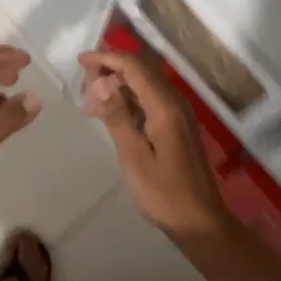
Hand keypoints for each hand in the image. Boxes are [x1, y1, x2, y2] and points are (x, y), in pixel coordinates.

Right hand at [78, 50, 232, 241]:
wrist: (200, 221)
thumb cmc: (163, 192)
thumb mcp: (133, 155)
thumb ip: (117, 116)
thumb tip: (101, 82)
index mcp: (164, 106)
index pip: (134, 66)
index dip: (107, 58)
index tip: (81, 61)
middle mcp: (175, 101)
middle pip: (141, 70)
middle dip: (111, 70)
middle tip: (83, 87)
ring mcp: (179, 113)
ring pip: (146, 84)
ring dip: (119, 86)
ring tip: (92, 106)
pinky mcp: (178, 125)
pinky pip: (151, 100)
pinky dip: (130, 100)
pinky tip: (113, 116)